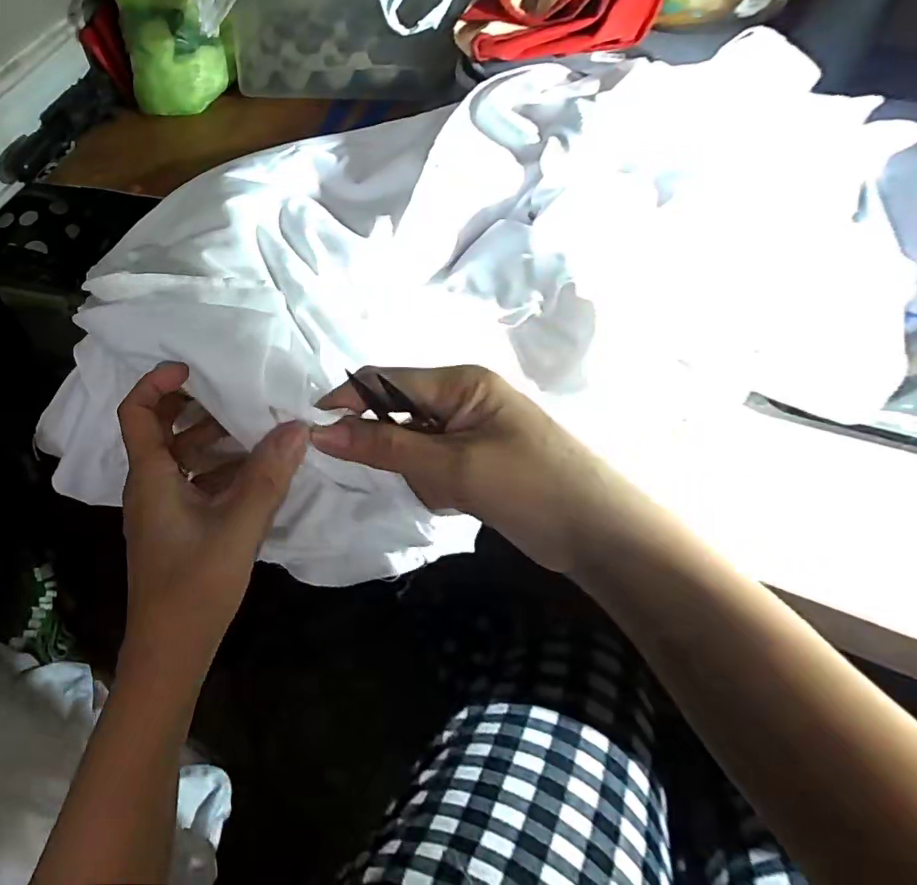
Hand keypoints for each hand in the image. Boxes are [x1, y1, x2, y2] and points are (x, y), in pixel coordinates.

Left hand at [117, 362, 308, 674]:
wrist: (170, 654)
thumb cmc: (194, 588)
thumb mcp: (238, 528)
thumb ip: (267, 477)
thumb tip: (296, 428)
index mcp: (151, 477)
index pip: (137, 412)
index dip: (157, 383)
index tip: (192, 369)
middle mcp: (150, 485)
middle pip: (162, 429)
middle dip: (197, 407)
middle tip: (237, 392)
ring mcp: (162, 508)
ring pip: (182, 456)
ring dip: (215, 438)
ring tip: (258, 425)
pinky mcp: (177, 526)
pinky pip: (195, 481)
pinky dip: (220, 468)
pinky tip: (257, 470)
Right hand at [311, 365, 638, 573]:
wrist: (602, 537)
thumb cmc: (530, 487)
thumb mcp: (452, 467)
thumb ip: (385, 446)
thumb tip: (320, 432)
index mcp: (461, 381)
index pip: (385, 379)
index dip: (346, 400)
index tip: (313, 431)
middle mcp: (463, 397)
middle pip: (396, 411)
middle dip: (390, 446)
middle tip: (411, 476)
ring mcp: (470, 430)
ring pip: (411, 443)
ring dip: (416, 471)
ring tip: (451, 494)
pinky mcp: (475, 460)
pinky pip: (431, 464)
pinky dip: (432, 484)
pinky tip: (459, 502)